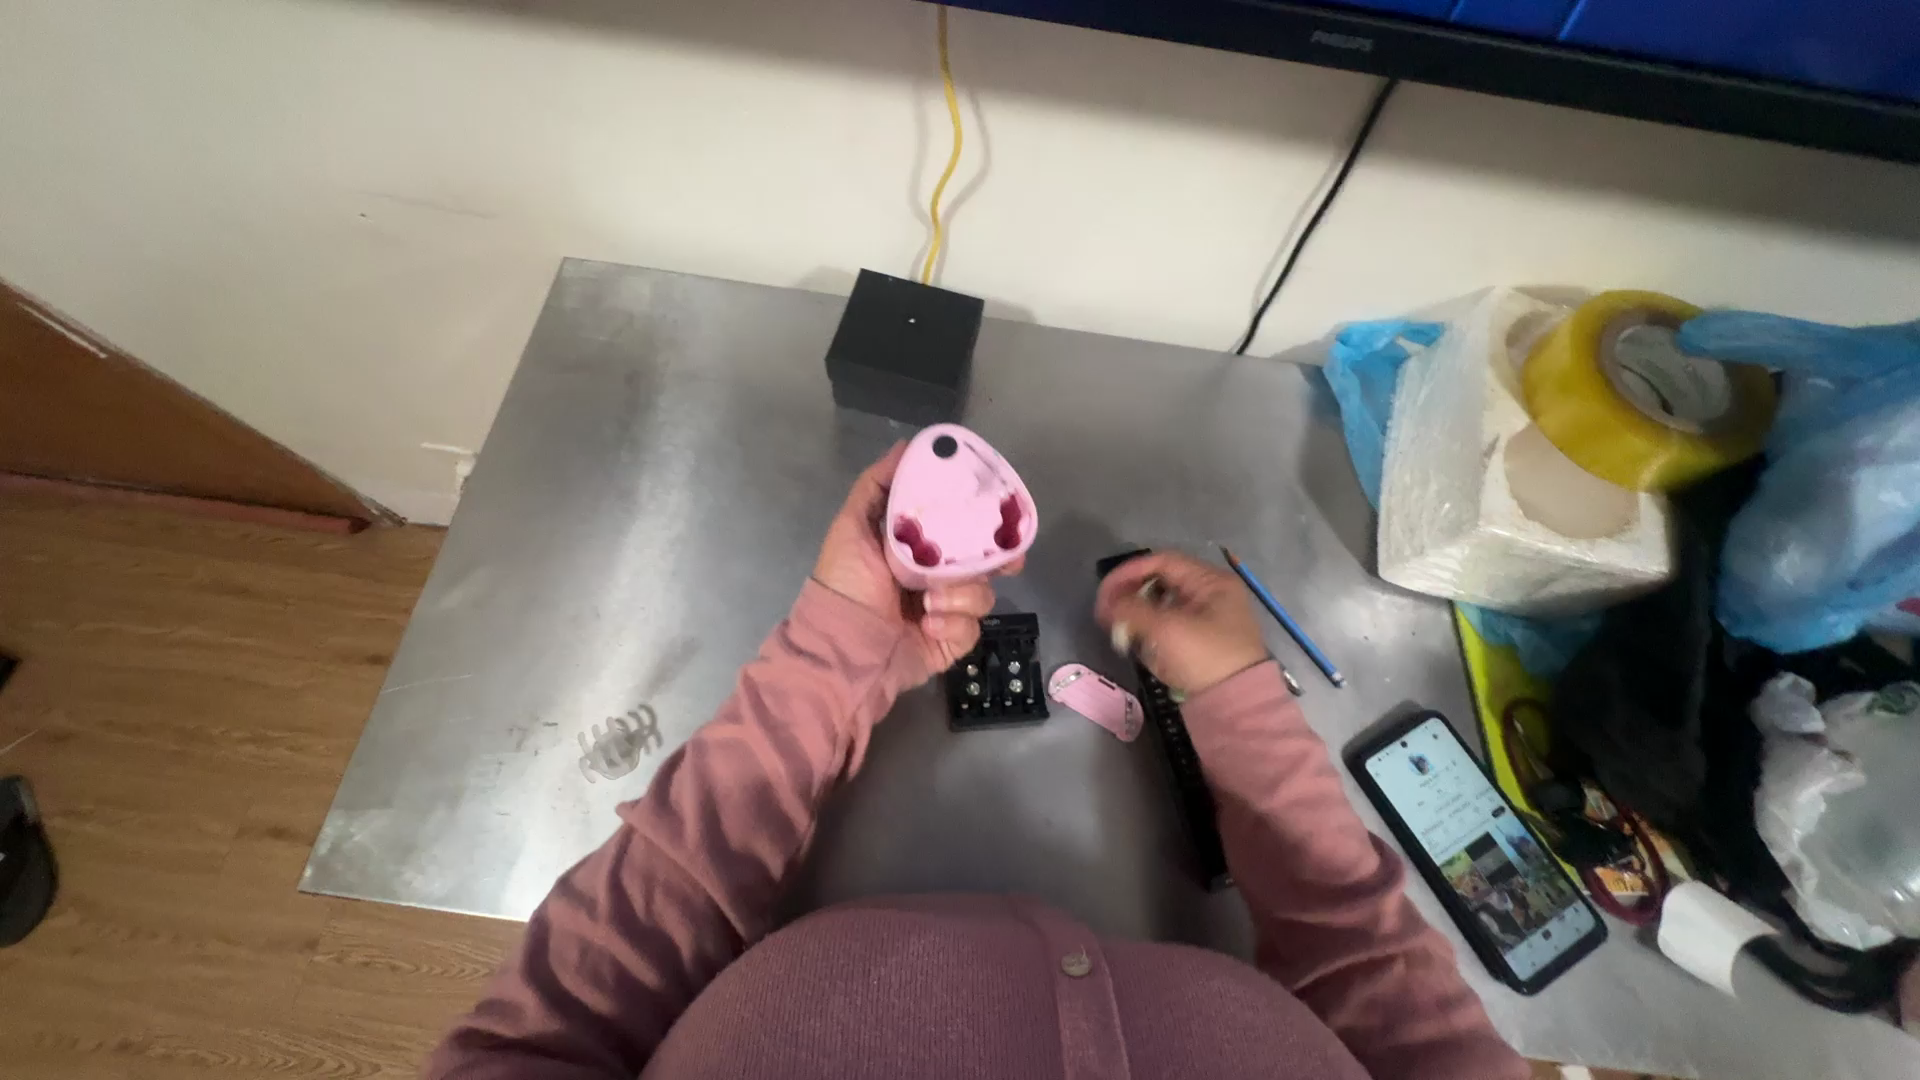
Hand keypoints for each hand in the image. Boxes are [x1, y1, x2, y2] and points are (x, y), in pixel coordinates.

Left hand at [813, 442, 1020, 687]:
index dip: (984, 523)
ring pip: (981, 594)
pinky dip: (952, 623)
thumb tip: (906, 445)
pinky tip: (927, 624)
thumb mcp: (852, 526)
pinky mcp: (951, 641)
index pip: (961, 531)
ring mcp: (947, 611)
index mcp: (918, 550)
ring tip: (927, 603)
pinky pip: (972, 627)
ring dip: (958, 596)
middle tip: (1006, 562)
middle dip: (995, 562)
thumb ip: (877, 485)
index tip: (1001, 516)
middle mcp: (936, 578)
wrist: (842, 647)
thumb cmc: (845, 582)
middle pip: (983, 563)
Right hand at [1094, 552, 1268, 695]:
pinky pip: (1169, 624)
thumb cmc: (1204, 657)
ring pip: (1163, 603)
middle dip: (1131, 594)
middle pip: (1161, 581)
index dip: (1128, 572)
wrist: (1237, 704)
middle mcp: (1211, 593)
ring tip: (1119, 627)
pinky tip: (1137, 640)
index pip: (1161, 562)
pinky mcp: (1202, 639)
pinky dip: (1150, 629)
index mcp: (1210, 581)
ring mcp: (1208, 617)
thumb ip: (1131, 610)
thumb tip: (1107, 604)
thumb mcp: (1166, 629)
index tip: (1105, 592)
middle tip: (1108, 610)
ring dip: (1138, 613)